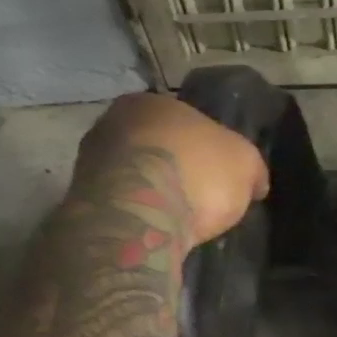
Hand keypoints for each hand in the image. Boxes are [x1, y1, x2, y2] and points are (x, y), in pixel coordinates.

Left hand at [74, 93, 269, 247]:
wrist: (137, 219)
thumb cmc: (195, 177)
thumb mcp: (244, 166)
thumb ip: (251, 170)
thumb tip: (257, 183)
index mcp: (150, 102)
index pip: (181, 120)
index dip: (201, 147)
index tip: (213, 174)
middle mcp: (111, 123)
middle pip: (150, 146)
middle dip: (169, 169)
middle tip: (193, 199)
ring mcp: (89, 163)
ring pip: (128, 176)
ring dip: (147, 195)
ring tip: (171, 223)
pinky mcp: (80, 202)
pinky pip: (116, 207)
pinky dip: (132, 218)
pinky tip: (149, 234)